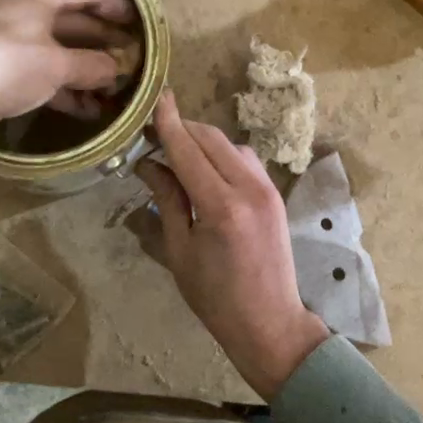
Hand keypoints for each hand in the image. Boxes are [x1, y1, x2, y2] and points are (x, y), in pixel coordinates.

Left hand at [0, 0, 135, 194]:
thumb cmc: (4, 63)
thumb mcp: (56, 64)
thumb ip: (91, 65)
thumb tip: (115, 69)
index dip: (116, 4)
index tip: (139, 21)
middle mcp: (25, 9)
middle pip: (74, 20)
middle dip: (103, 41)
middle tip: (133, 56)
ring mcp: (12, 40)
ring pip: (59, 50)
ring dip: (87, 69)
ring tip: (116, 88)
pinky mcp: (2, 70)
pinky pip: (44, 73)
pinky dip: (66, 87)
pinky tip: (89, 108)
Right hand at [135, 92, 328, 400]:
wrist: (270, 323)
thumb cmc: (215, 297)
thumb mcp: (180, 250)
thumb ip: (167, 199)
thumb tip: (148, 163)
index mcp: (221, 207)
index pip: (188, 150)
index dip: (168, 123)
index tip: (154, 98)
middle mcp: (248, 188)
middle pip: (210, 139)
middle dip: (182, 129)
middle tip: (153, 133)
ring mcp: (267, 188)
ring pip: (229, 144)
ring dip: (202, 140)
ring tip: (177, 153)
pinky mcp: (275, 193)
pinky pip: (245, 157)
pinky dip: (222, 153)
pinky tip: (206, 168)